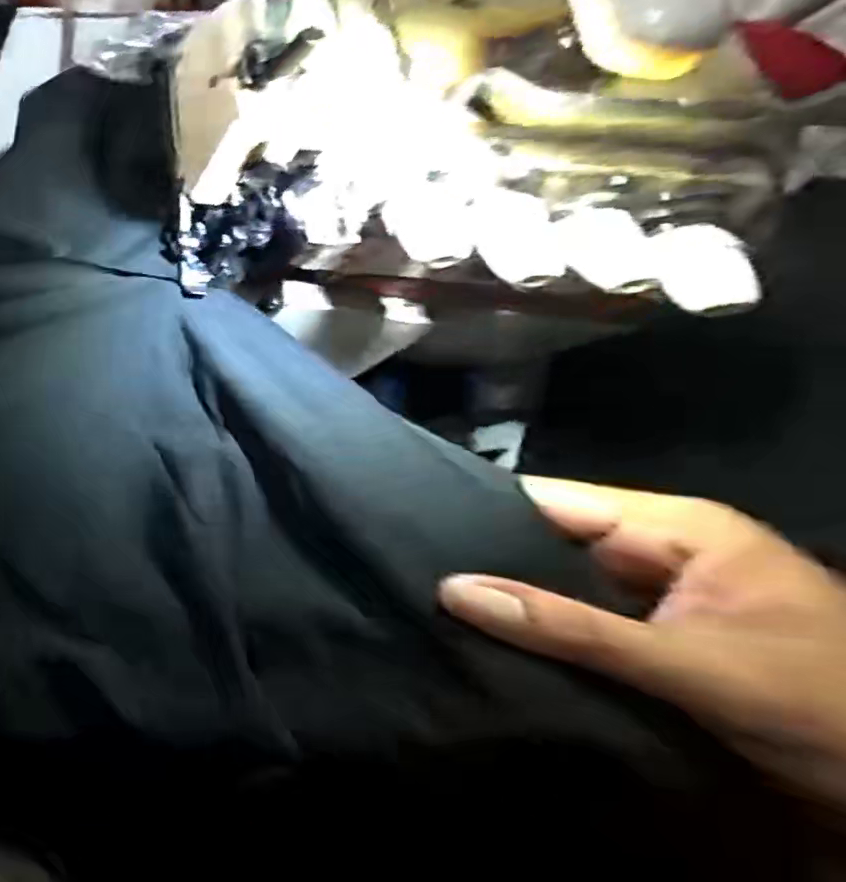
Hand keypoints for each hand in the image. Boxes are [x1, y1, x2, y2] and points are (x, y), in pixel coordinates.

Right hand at [440, 478, 845, 817]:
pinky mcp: (653, 634)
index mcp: (675, 528)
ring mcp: (657, 594)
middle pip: (543, 540)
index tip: (406, 529)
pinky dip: (536, 629)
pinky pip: (575, 618)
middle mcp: (658, 549)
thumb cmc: (831, 710)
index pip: (546, 500)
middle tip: (408, 574)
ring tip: (428, 603)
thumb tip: (450, 590)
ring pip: (554, 582)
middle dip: (483, 563)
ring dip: (507, 599)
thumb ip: (570, 628)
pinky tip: (482, 636)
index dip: (474, 511)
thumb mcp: (696, 669)